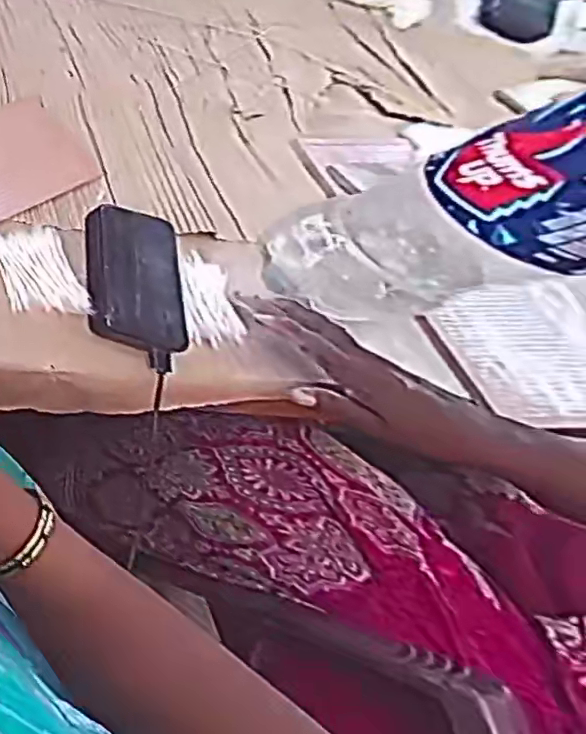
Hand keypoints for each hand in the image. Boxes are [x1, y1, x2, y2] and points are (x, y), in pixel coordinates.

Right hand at [269, 302, 506, 465]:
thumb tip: (296, 391)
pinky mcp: (379, 364)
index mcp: (360, 373)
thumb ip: (338, 408)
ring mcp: (373, 360)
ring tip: (272, 304)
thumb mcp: (379, 428)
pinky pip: (339, 337)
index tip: (253, 312)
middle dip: (284, 310)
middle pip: (320, 326)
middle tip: (252, 298)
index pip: (313, 342)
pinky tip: (309, 326)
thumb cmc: (429, 435)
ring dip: (298, 313)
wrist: (481, 435)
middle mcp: (365, 360)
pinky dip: (316, 325)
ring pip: (329, 328)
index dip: (282, 325)